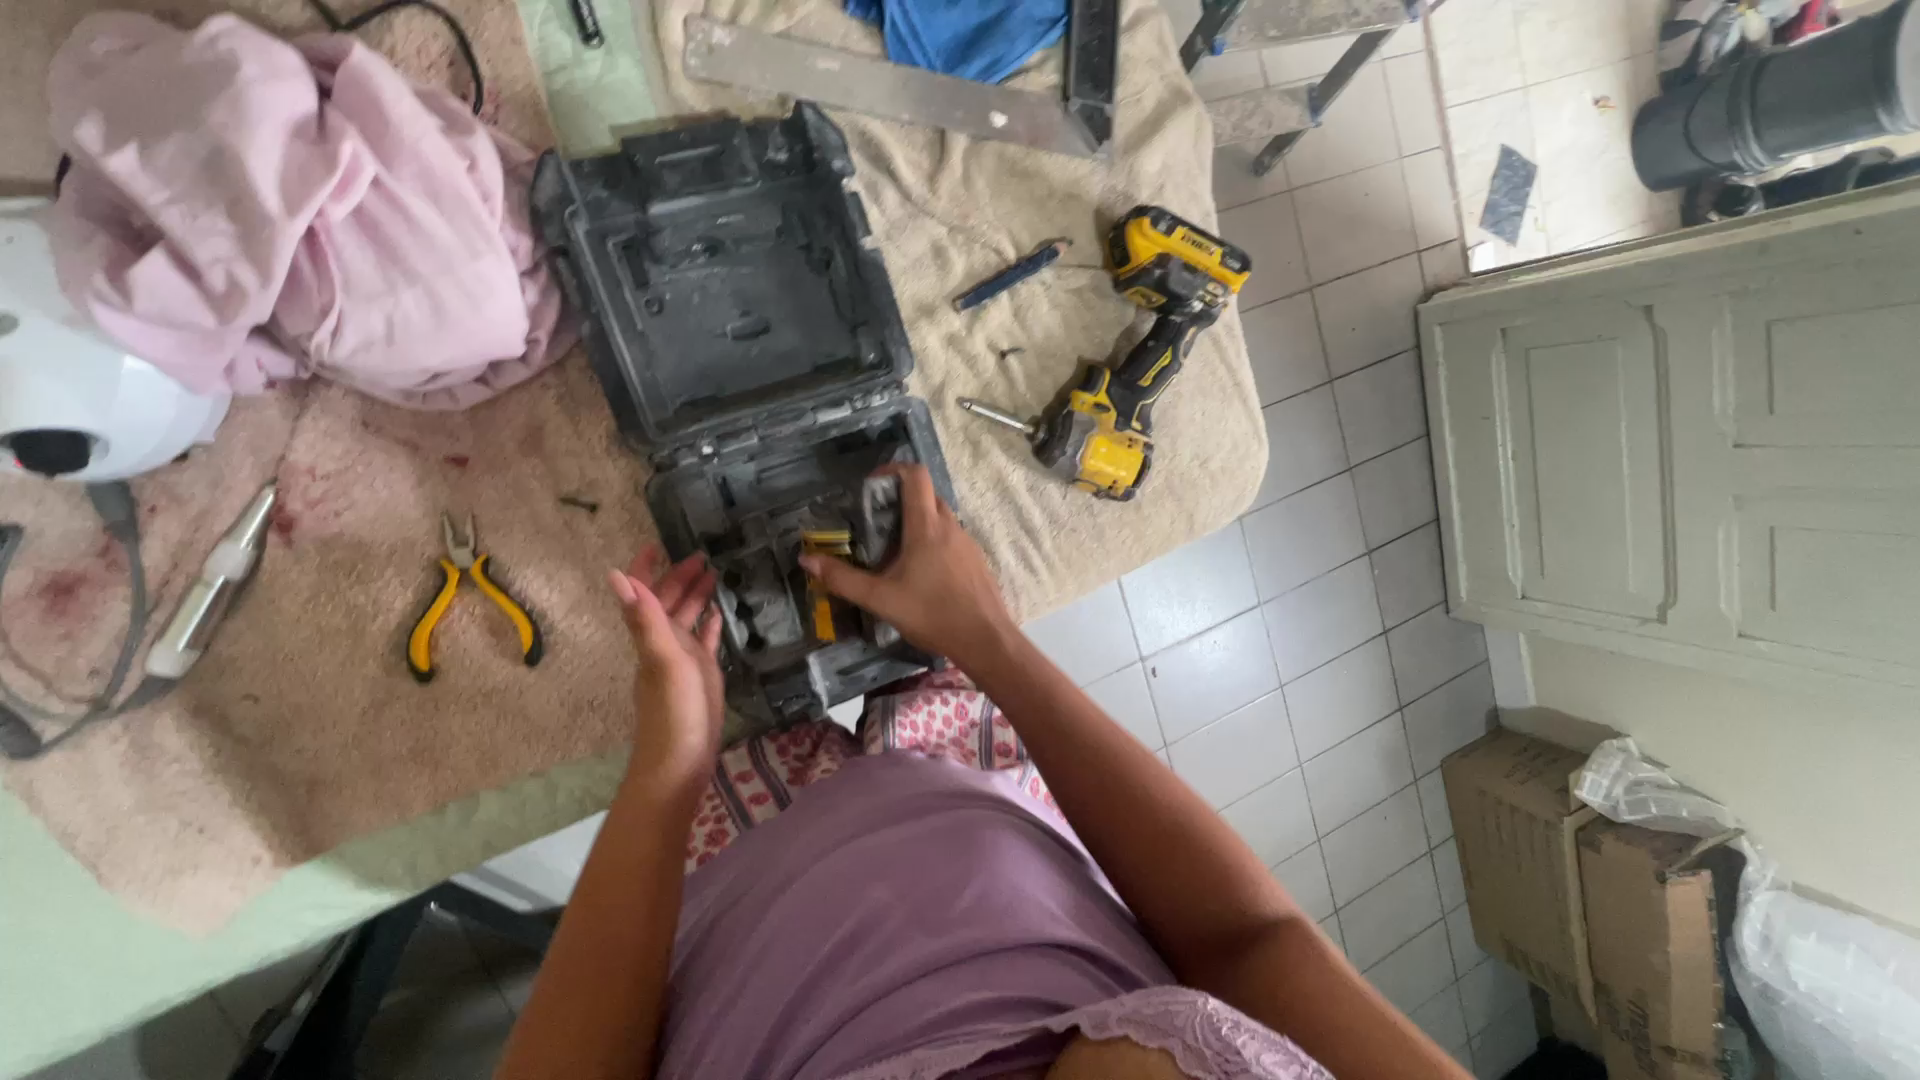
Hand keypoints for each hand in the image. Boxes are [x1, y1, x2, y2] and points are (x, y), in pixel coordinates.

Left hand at [607, 547, 723, 798]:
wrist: (681, 760)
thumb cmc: (673, 710)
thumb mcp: (662, 659)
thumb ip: (646, 618)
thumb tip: (616, 574)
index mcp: (651, 636)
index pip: (642, 592)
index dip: (644, 567)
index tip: (657, 542)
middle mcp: (663, 643)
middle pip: (668, 601)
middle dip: (680, 576)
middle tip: (704, 553)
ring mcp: (682, 659)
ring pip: (687, 618)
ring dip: (697, 595)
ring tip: (717, 573)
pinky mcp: (701, 674)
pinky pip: (704, 642)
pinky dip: (710, 625)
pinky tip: (720, 614)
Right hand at [799, 464, 1016, 669]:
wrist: (986, 640)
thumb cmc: (932, 614)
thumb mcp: (881, 599)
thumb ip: (843, 579)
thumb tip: (807, 559)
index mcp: (926, 526)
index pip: (915, 475)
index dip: (893, 470)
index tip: (871, 485)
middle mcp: (950, 526)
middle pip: (927, 494)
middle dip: (901, 499)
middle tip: (876, 521)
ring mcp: (967, 542)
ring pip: (940, 517)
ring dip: (917, 521)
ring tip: (894, 548)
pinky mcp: (976, 560)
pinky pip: (951, 537)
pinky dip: (933, 541)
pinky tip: (921, 571)